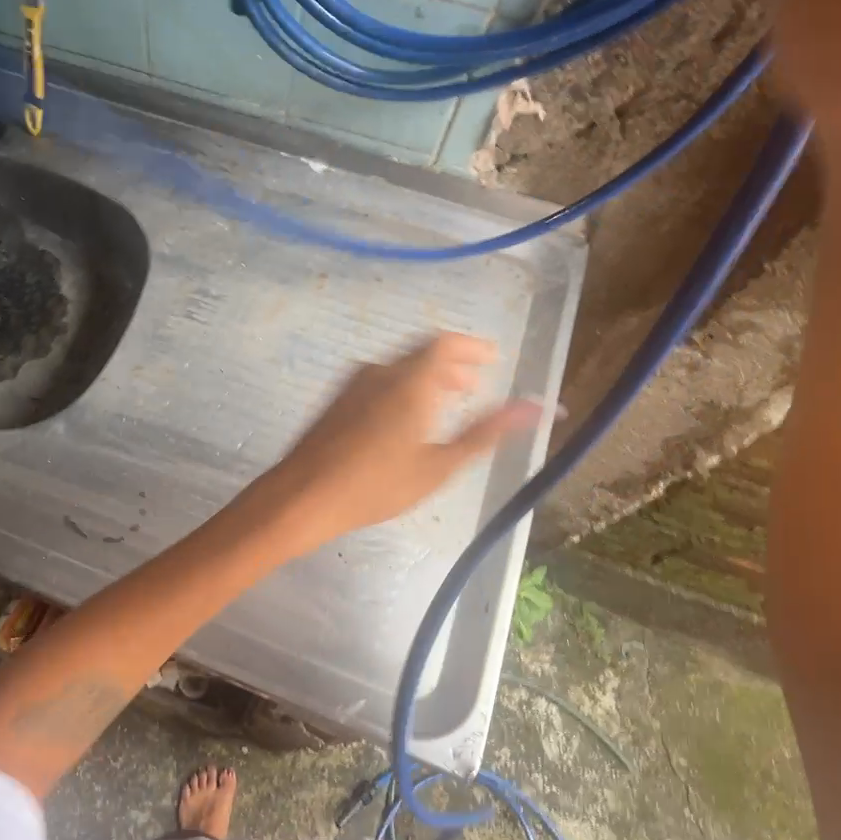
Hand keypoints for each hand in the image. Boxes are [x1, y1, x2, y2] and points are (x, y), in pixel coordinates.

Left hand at [251, 333, 539, 550]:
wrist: (302, 496)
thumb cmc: (376, 485)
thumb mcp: (440, 465)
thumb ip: (487, 432)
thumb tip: (538, 406)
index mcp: (409, 380)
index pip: (445, 343)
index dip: (471, 347)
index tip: (492, 356)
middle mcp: (379, 372)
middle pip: (420, 353)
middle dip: (451, 365)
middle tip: (473, 385)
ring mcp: (352, 384)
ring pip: (397, 368)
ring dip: (426, 377)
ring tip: (444, 403)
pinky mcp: (335, 400)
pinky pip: (377, 381)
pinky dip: (401, 387)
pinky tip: (405, 419)